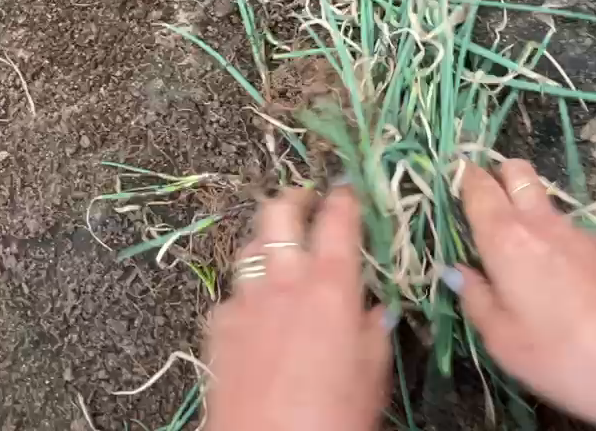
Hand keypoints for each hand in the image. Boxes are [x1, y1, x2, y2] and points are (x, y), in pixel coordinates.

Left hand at [203, 187, 392, 430]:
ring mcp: (246, 297)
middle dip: (295, 197)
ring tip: (280, 249)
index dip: (344, 194)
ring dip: (266, 239)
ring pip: (251, 243)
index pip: (338, 217)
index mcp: (330, 284)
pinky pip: (233, 292)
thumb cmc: (331, 420)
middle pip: (280, 210)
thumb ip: (373, 333)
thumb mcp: (371, 377)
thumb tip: (376, 311)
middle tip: (308, 201)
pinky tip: (256, 311)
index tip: (348, 188)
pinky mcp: (219, 324)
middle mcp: (285, 278)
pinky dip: (247, 293)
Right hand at [449, 159, 595, 430]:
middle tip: (480, 202)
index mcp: (505, 236)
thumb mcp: (504, 341)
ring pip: (540, 195)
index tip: (449, 181)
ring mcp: (575, 232)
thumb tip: (456, 271)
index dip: (461, 176)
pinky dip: (547, 229)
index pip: (477, 184)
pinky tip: (549, 269)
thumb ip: (475, 299)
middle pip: (515, 169)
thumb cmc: (566, 357)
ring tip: (511, 241)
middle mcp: (539, 221)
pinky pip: (563, 223)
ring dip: (522, 202)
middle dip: (496, 173)